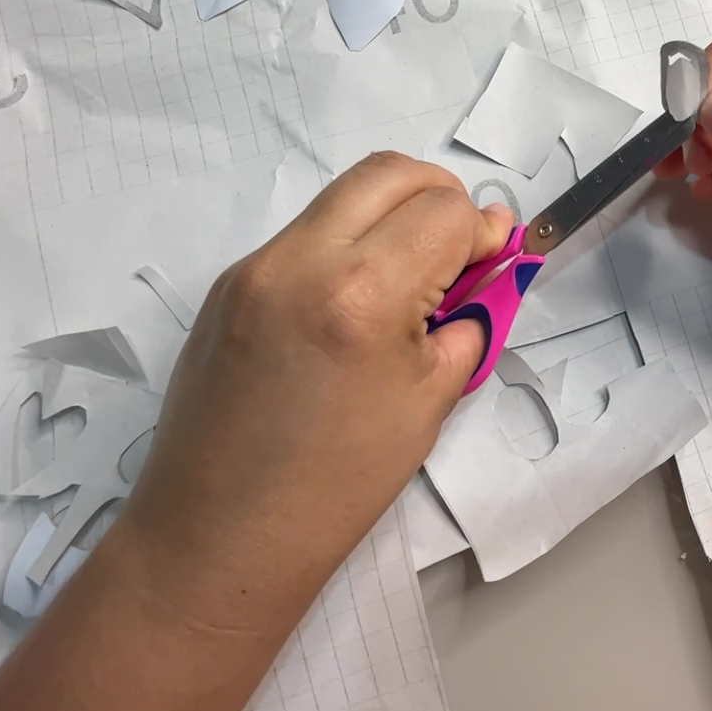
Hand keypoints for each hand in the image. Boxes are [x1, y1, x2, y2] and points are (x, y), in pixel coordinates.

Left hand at [115, 152, 511, 623]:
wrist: (218, 538)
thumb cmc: (342, 483)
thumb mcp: (435, 396)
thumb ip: (471, 314)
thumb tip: (489, 259)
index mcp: (362, 292)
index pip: (445, 211)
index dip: (482, 230)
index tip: (492, 261)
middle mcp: (301, 258)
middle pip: (392, 172)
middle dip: (442, 196)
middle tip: (458, 248)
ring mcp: (256, 265)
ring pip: (346, 193)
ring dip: (395, 213)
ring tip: (410, 275)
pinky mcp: (230, 282)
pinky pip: (310, 230)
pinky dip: (352, 240)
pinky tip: (358, 301)